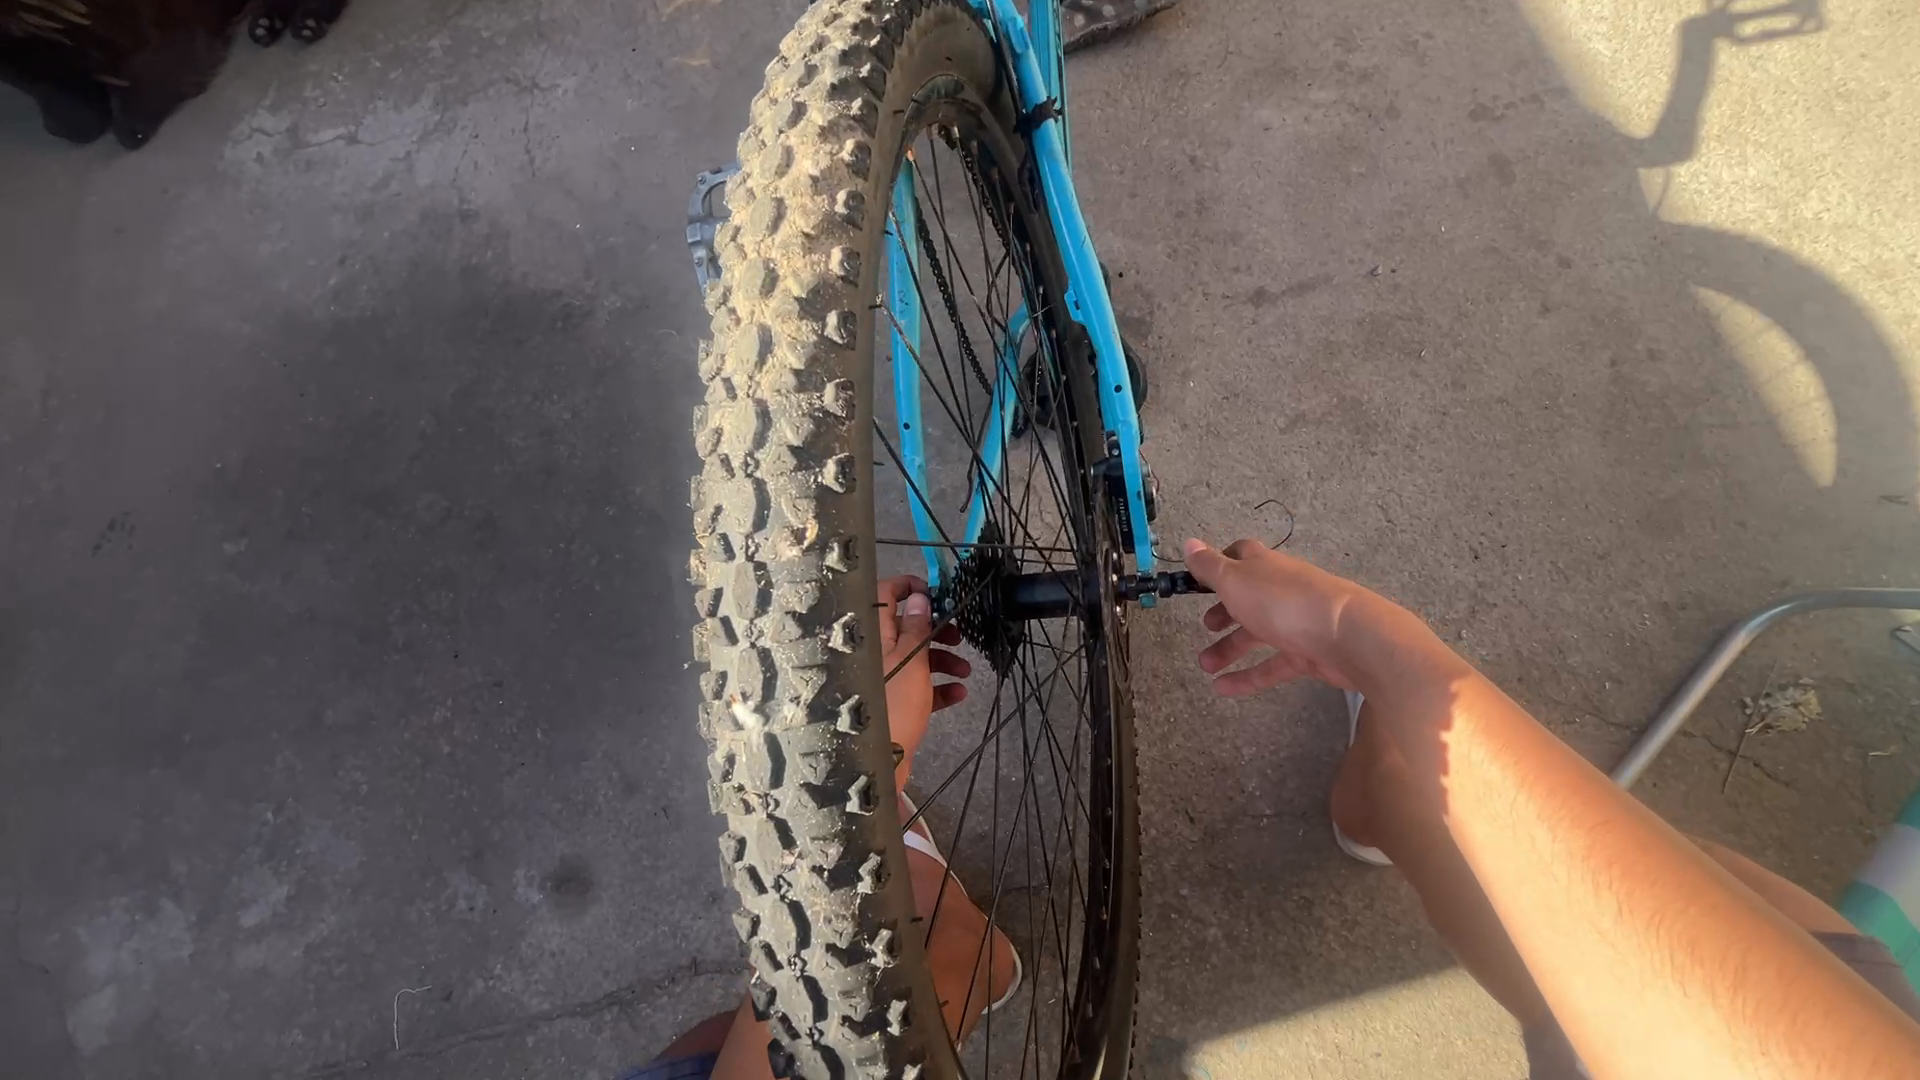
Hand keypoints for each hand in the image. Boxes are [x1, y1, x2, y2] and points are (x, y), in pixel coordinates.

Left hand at [878, 576, 970, 780]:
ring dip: (944, 661)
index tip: (934, 592)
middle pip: (907, 628)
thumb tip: (919, 597)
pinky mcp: (894, 702)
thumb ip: (916, 627)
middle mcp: (876, 652)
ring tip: (965, 671)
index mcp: (874, 635)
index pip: (884, 595)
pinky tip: (958, 694)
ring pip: (917, 657)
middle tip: (958, 637)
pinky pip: (919, 686)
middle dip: (938, 631)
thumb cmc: (893, 703)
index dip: (909, 588)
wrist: (879, 761)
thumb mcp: (912, 659)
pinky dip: (938, 687)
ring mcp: (884, 677)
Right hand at [1183, 538, 1395, 695]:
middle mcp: (1280, 590)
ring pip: (1257, 634)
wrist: (1349, 637)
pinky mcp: (1307, 654)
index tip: (1200, 579)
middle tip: (1206, 625)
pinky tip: (1223, 689)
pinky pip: (1271, 665)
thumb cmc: (1284, 602)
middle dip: (1224, 611)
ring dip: (1229, 648)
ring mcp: (1296, 623)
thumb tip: (1189, 543)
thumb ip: (1209, 566)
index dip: (1220, 563)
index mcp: (1263, 567)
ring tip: (1205, 665)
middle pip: (1247, 598)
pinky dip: (1247, 677)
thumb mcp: (1236, 580)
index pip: (1240, 556)